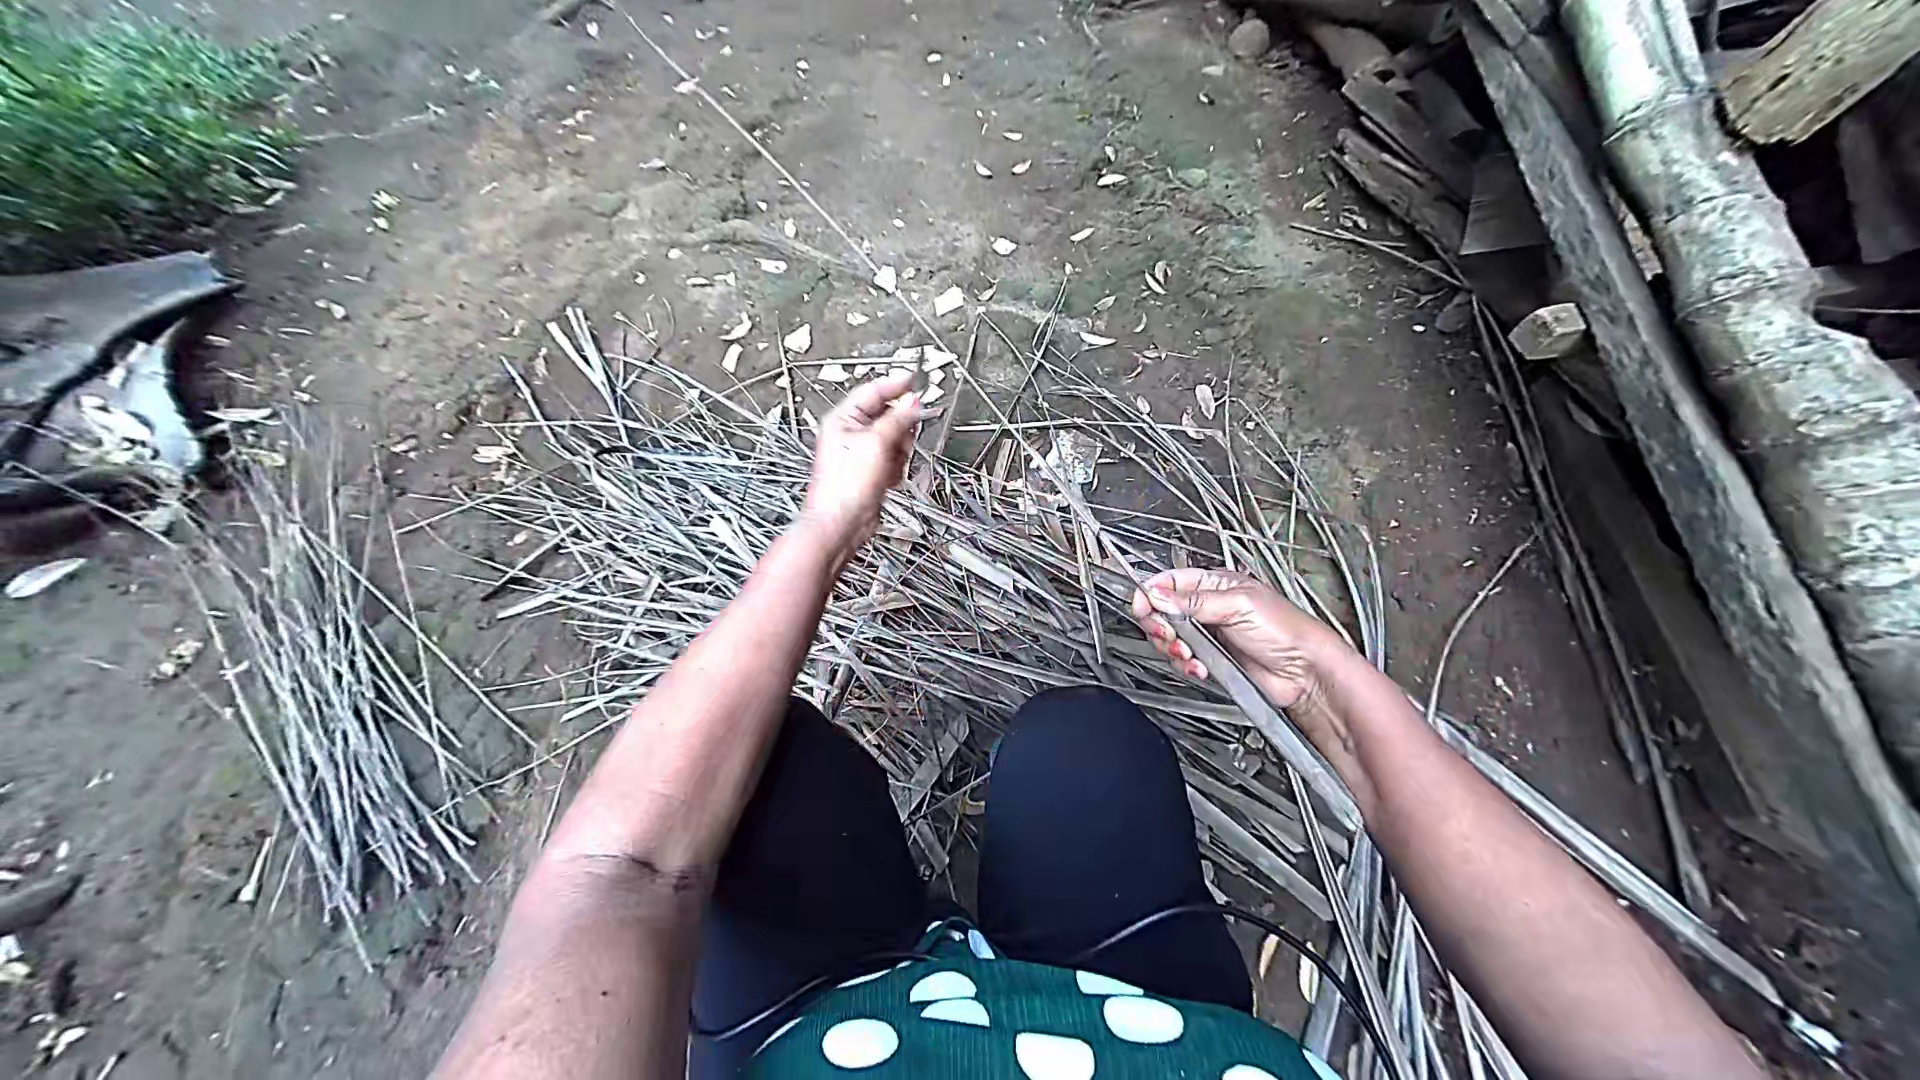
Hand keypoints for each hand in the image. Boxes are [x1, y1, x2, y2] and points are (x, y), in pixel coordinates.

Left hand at [800, 372, 920, 553]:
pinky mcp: (871, 471)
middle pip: (888, 417)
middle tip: (902, 439)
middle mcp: (851, 434)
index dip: (896, 386)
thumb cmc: (843, 487)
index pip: (873, 392)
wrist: (842, 523)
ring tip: (890, 465)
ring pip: (895, 440)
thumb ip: (897, 419)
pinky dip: (896, 469)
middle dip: (900, 430)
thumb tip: (912, 402)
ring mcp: (862, 454)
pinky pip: (894, 460)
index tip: (914, 381)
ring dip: (899, 453)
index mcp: (843, 420)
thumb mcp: (876, 443)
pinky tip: (887, 479)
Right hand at [1129, 569, 1340, 708]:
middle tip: (1168, 634)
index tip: (1143, 607)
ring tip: (1188, 653)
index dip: (1150, 593)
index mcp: (1213, 585)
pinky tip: (1200, 666)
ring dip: (1173, 648)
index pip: (1168, 582)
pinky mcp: (1209, 658)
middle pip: (1161, 612)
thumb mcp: (1238, 605)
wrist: (1304, 672)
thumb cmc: (1286, 630)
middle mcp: (1206, 607)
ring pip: (1168, 638)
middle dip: (1159, 625)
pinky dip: (1186, 665)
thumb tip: (1158, 595)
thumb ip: (1194, 601)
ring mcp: (1207, 634)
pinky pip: (1182, 661)